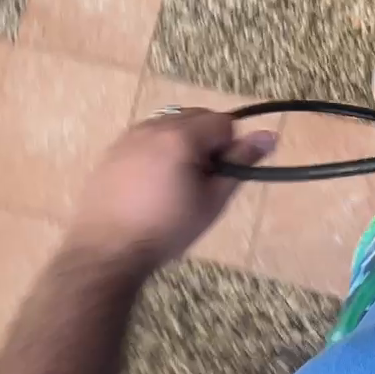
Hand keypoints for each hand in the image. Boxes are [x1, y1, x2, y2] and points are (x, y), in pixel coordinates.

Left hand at [64, 109, 276, 274]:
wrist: (103, 256)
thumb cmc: (166, 229)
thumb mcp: (213, 200)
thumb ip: (241, 162)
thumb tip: (271, 134)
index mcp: (182, 135)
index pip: (224, 123)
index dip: (228, 148)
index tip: (217, 177)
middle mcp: (155, 126)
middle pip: (198, 117)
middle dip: (206, 141)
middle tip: (199, 180)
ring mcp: (130, 137)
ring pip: (173, 125)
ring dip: (183, 143)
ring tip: (174, 182)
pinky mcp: (112, 151)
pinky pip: (148, 137)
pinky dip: (158, 150)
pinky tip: (150, 183)